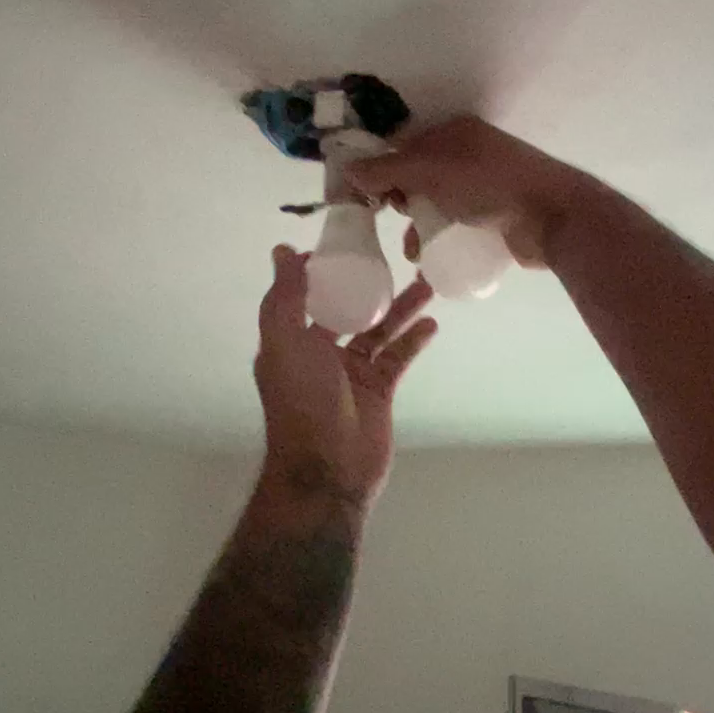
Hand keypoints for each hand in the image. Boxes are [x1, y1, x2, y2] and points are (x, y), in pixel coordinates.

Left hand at [255, 244, 437, 499]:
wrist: (328, 469)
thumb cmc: (303, 401)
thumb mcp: (284, 342)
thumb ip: (284, 297)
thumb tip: (282, 250)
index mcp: (291, 341)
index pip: (306, 295)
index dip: (324, 270)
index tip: (347, 243)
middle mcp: (319, 353)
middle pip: (348, 309)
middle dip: (369, 286)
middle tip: (396, 259)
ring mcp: (351, 373)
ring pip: (379, 330)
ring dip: (401, 308)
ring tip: (426, 284)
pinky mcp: (378, 391)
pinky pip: (397, 357)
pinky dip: (413, 340)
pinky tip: (431, 324)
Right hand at [343, 116, 595, 267]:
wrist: (552, 217)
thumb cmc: (488, 185)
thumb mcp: (431, 172)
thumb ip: (388, 170)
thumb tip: (348, 170)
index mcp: (455, 133)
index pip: (405, 145)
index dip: (381, 167)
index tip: (362, 195)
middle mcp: (468, 155)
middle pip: (419, 176)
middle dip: (399, 200)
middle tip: (391, 220)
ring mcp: (484, 186)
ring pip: (437, 205)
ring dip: (419, 227)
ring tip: (413, 253)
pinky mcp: (495, 216)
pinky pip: (457, 226)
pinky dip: (441, 240)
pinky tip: (431, 262)